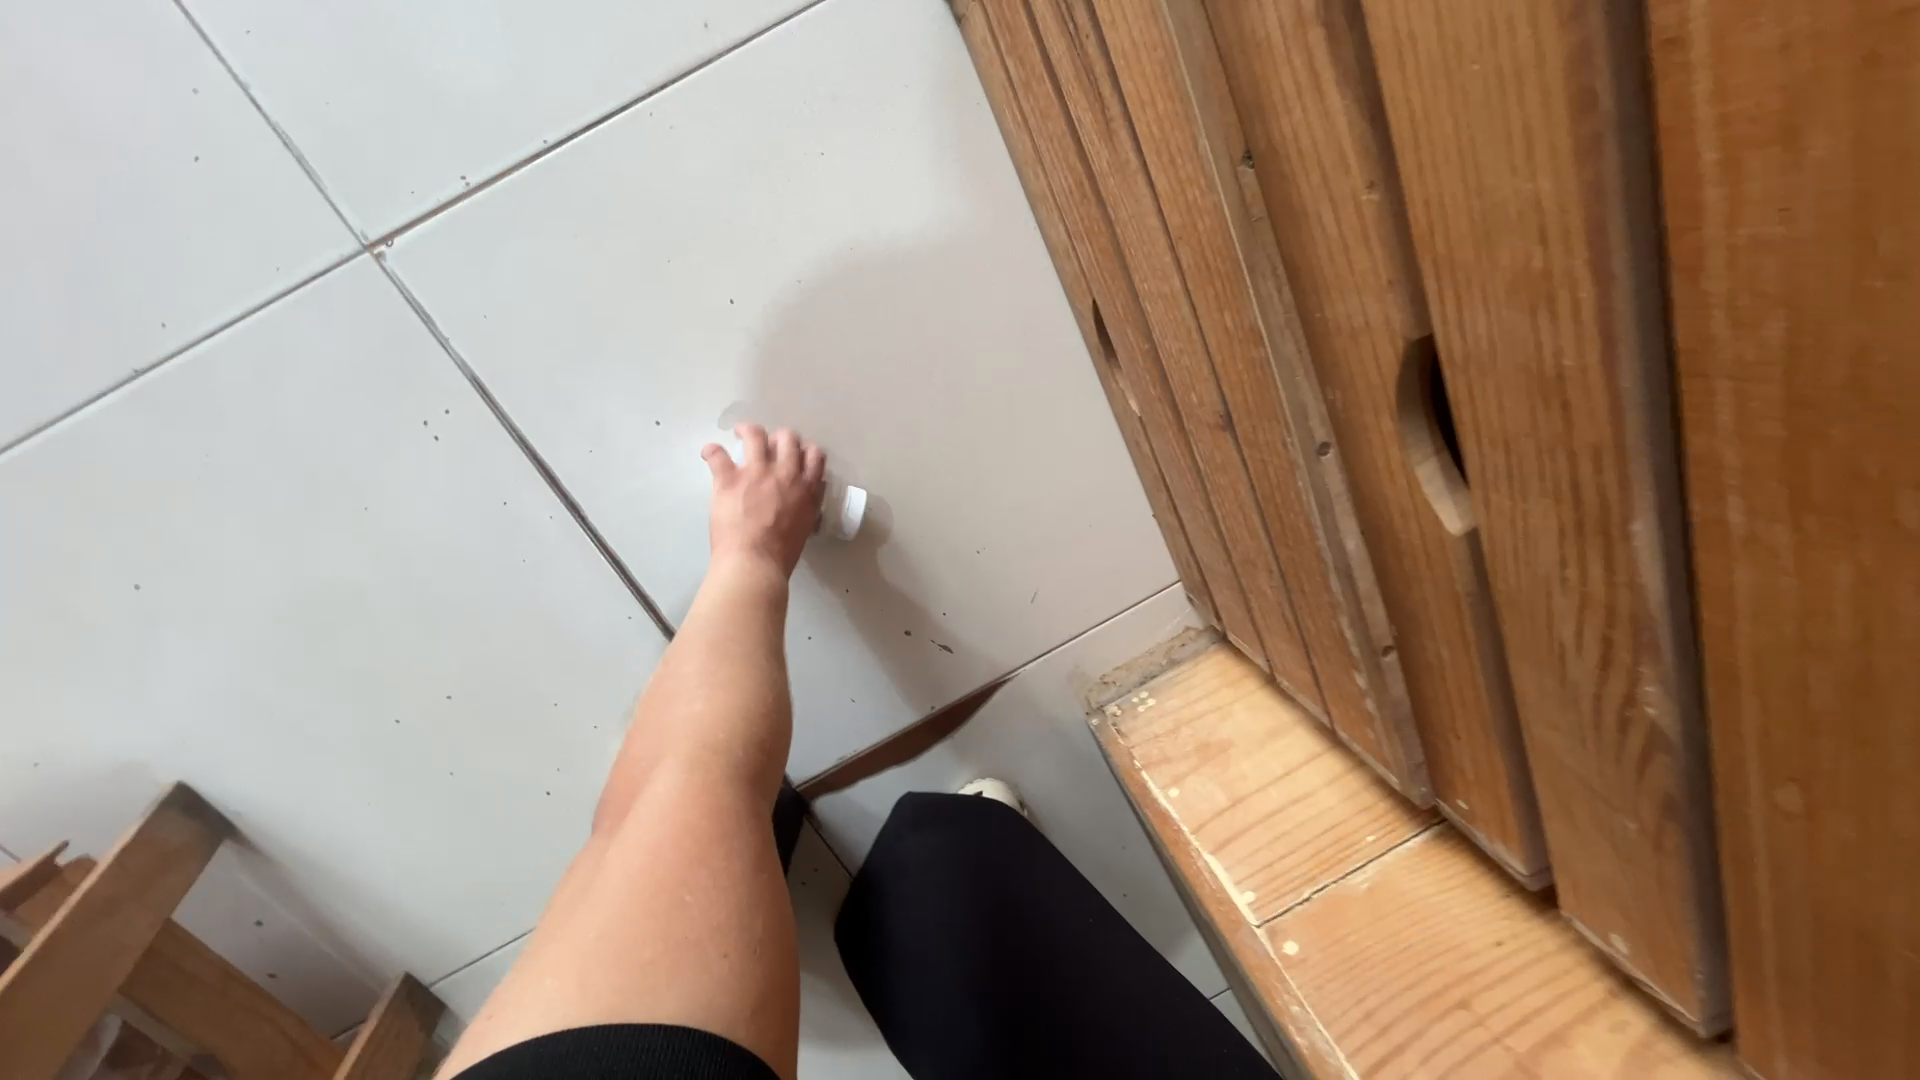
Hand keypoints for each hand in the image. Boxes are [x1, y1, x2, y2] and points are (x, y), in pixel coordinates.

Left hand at [701, 424, 825, 577]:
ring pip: (755, 435)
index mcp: (805, 489)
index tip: (797, 455)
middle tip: (769, 445)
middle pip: (787, 438)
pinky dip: (711, 451)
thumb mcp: (805, 526)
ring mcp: (756, 473)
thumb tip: (803, 498)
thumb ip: (805, 506)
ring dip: (748, 431)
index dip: (805, 450)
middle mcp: (784, 474)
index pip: (814, 455)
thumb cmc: (782, 554)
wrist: (755, 562)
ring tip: (740, 433)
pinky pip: (717, 454)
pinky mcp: (729, 479)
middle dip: (779, 437)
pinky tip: (709, 452)